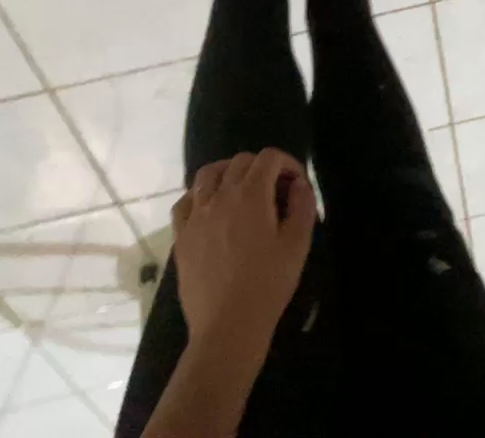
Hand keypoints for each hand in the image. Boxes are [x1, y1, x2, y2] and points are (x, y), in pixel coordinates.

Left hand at [171, 149, 316, 353]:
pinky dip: (199, 195)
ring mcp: (196, 214)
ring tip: (241, 190)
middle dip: (262, 167)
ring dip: (228, 172)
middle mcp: (220, 195)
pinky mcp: (181, 235)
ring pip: (208, 174)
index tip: (297, 183)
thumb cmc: (268, 285)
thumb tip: (300, 185)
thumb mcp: (297, 245)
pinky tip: (210, 209)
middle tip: (276, 189)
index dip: (287, 162)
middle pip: (240, 161)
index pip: (268, 157)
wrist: (227, 326)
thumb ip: (302, 207)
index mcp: (252, 194)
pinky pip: (185, 201)